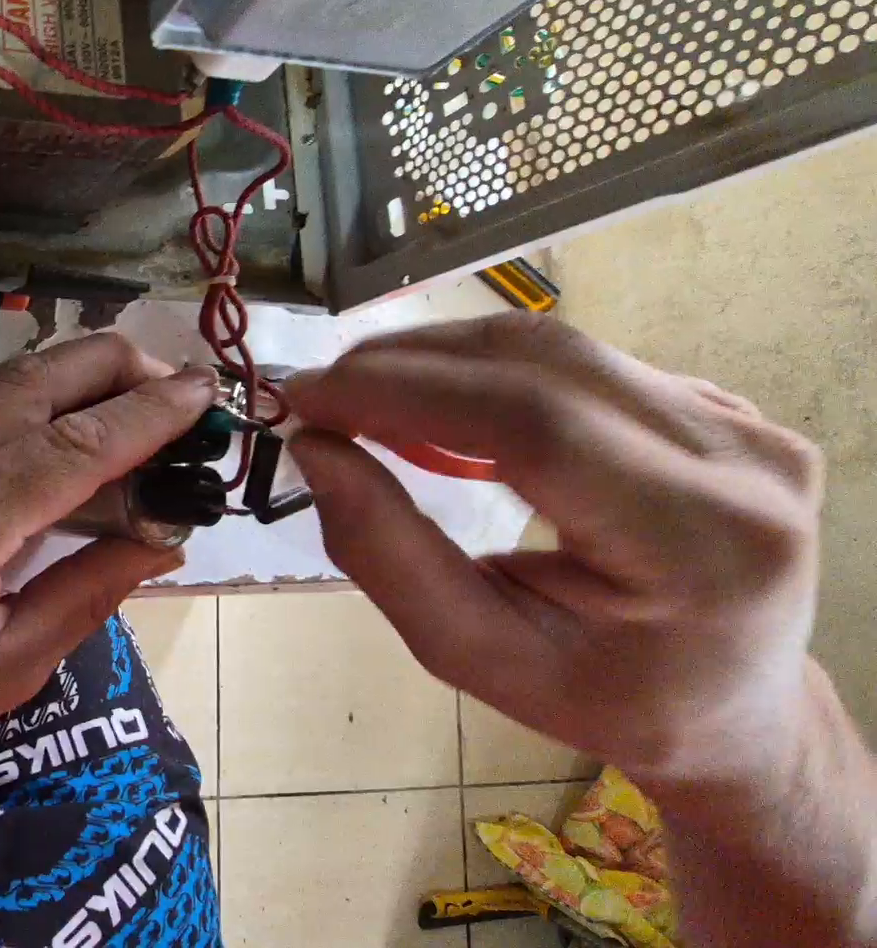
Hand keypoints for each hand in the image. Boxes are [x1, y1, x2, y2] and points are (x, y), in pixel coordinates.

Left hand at [0, 333, 215, 796]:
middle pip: (34, 382)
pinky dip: (13, 391)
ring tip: (123, 387)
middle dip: (114, 365)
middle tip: (173, 376)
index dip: (148, 412)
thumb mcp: (9, 663)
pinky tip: (46, 410)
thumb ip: (91, 588)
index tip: (202, 391)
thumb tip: (166, 538)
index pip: (75, 445)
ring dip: (65, 372)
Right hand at [285, 313, 824, 783]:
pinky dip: (466, 368)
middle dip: (397, 366)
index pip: (532, 426)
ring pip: (542, 345)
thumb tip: (313, 447)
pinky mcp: (703, 401)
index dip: (400, 394)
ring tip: (353, 398)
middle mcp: (740, 459)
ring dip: (424, 358)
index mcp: (701, 544)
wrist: (726, 698)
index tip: (303, 399)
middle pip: (534, 363)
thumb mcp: (466, 650)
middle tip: (313, 398)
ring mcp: (733, 418)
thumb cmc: (591, 694)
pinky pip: (559, 358)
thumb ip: (383, 551)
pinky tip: (421, 403)